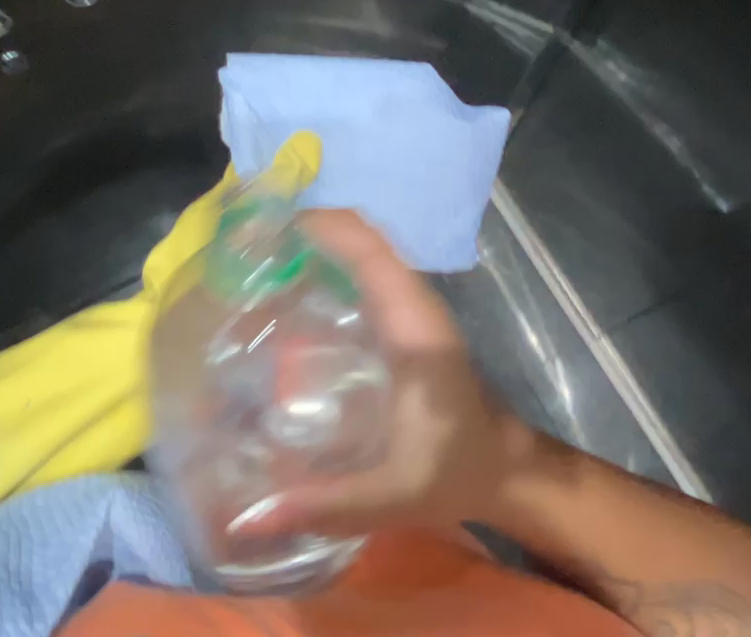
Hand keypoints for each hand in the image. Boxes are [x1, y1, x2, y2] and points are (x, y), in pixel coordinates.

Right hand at [239, 209, 537, 536]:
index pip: (373, 254)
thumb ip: (327, 506)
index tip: (268, 229)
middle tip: (247, 249)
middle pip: (365, 241)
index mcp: (416, 328)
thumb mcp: (395, 495)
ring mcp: (414, 309)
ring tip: (258, 264)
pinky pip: (368, 274)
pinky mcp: (408, 320)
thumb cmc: (457, 470)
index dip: (327, 229)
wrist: (504, 466)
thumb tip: (245, 521)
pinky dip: (332, 265)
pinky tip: (291, 293)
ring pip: (368, 252)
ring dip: (320, 245)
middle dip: (311, 232)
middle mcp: (416, 306)